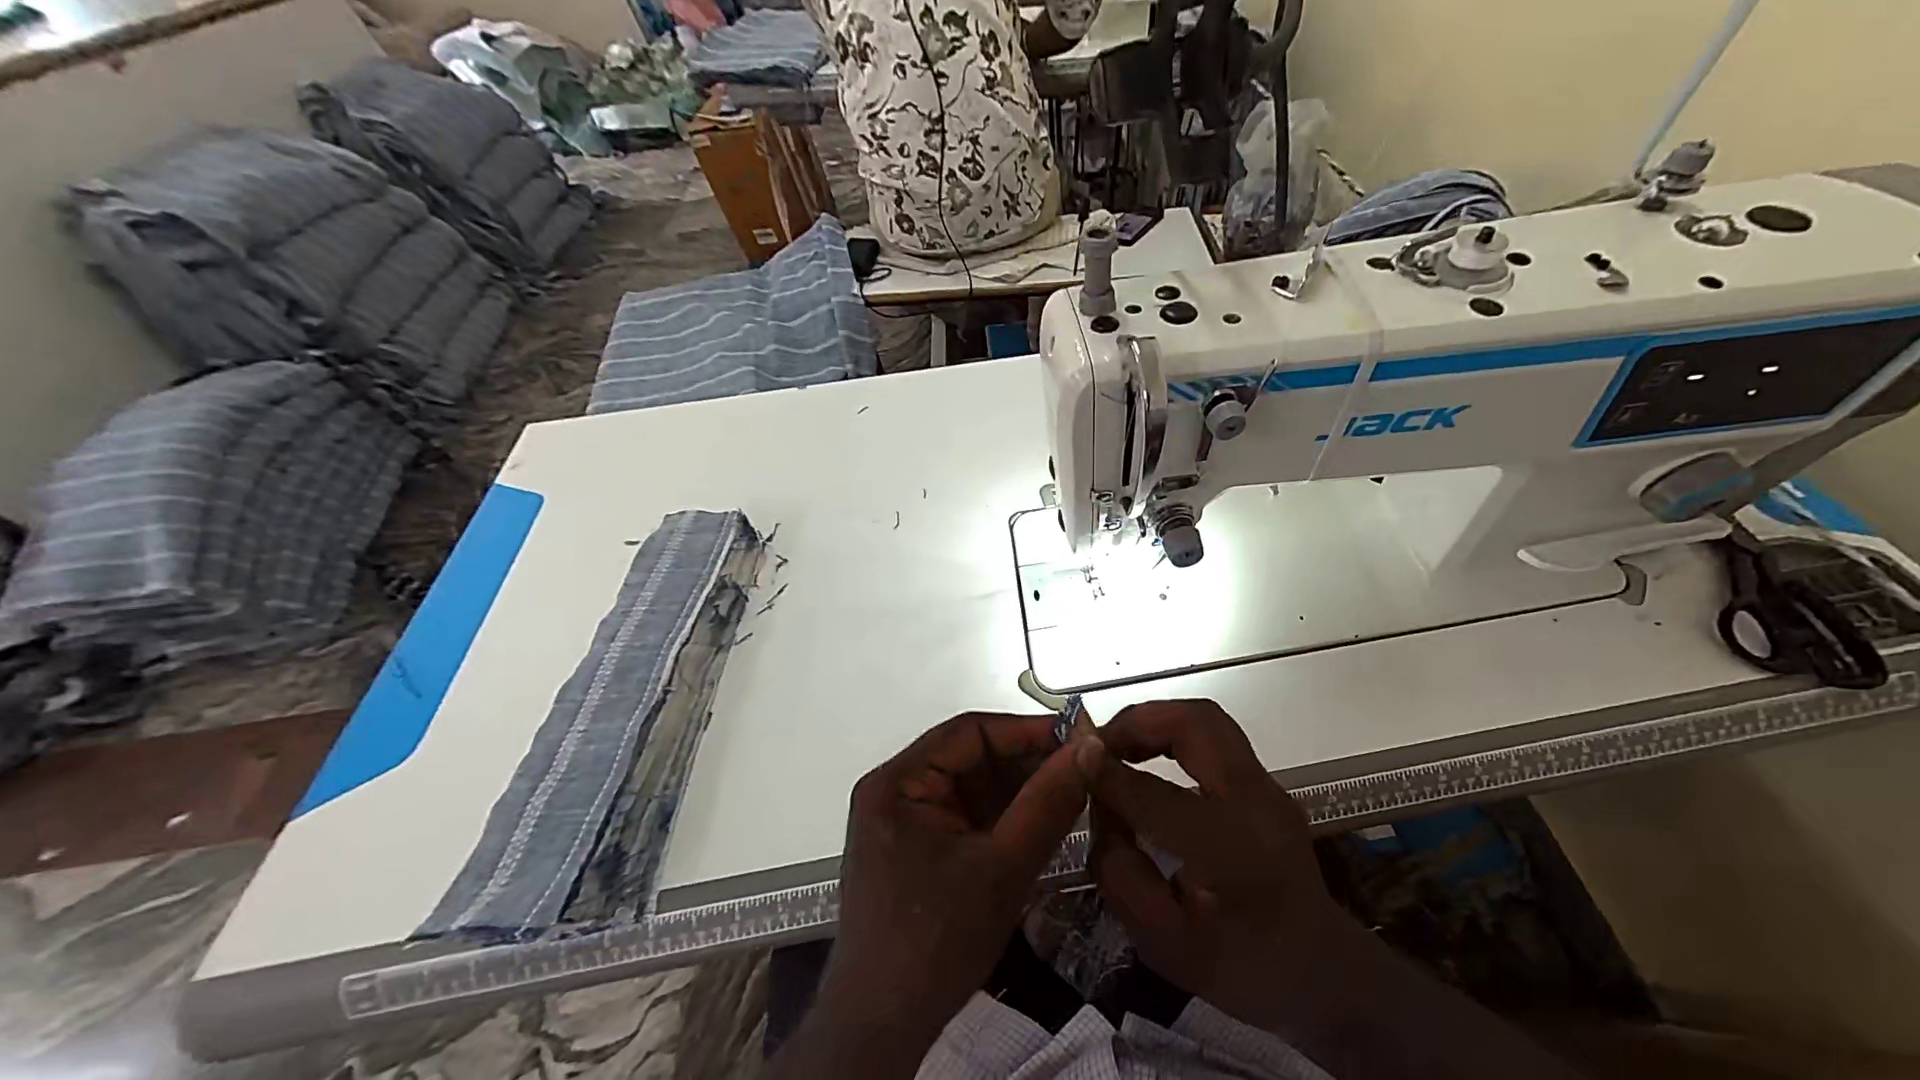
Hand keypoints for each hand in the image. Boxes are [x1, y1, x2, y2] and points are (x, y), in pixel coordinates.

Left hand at [778, 713, 1103, 1076]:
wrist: (884, 1023)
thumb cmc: (932, 945)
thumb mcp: (1002, 868)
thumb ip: (1048, 804)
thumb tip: (1086, 751)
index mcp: (898, 783)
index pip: (968, 732)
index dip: (1026, 731)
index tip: (1075, 736)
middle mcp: (896, 792)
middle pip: (971, 758)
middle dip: (1027, 764)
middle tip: (1081, 769)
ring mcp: (906, 821)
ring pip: (974, 788)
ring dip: (1020, 791)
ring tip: (1071, 795)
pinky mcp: (919, 848)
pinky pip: (968, 816)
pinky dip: (1005, 818)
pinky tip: (1042, 822)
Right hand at [1089, 701, 1581, 1079]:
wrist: (1321, 972)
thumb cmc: (1240, 968)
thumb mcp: (1163, 944)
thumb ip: (1120, 873)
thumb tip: (1097, 804)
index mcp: (1234, 854)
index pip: (1156, 796)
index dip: (1108, 773)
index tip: (1071, 758)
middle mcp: (1258, 805)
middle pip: (1195, 724)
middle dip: (1136, 722)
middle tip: (1098, 746)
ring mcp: (1269, 787)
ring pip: (1206, 718)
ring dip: (1154, 721)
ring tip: (1117, 748)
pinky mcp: (1265, 782)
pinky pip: (1211, 735)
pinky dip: (1170, 732)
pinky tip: (1145, 758)